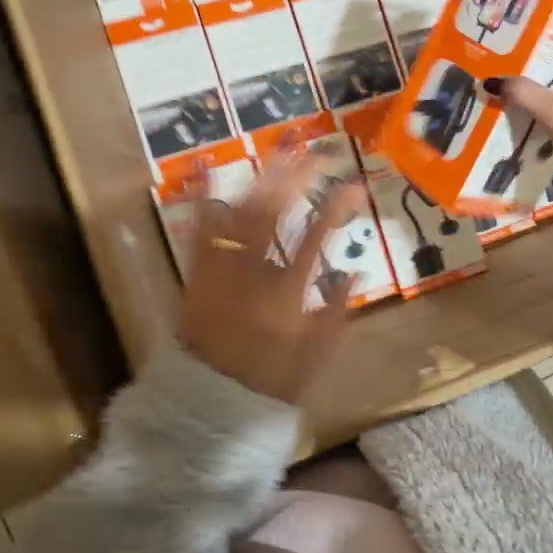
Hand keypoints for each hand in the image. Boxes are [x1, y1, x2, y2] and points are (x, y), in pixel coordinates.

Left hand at [179, 151, 365, 403]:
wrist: (209, 403)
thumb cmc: (269, 380)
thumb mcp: (315, 353)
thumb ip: (336, 310)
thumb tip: (355, 271)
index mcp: (287, 291)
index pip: (318, 235)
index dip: (339, 205)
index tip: (356, 183)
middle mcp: (252, 271)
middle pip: (275, 211)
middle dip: (298, 175)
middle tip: (318, 152)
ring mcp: (220, 268)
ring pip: (240, 212)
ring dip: (261, 177)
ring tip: (281, 149)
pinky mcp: (196, 271)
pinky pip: (198, 227)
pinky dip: (201, 194)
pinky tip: (204, 165)